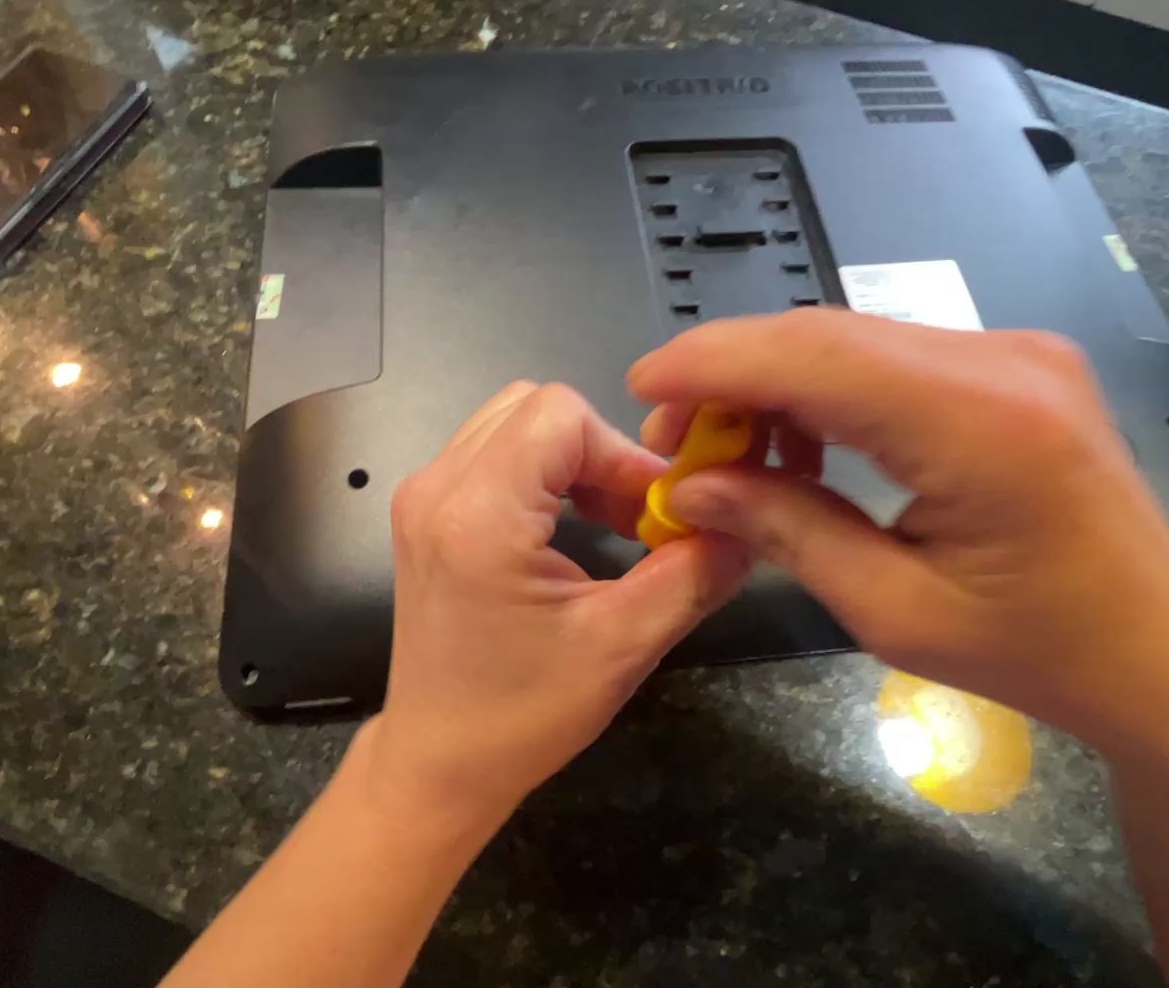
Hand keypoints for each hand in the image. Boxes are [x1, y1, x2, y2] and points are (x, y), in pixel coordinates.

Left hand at [362, 381, 751, 828]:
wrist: (439, 761)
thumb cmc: (523, 715)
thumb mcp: (623, 646)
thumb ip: (693, 574)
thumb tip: (746, 525)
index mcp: (479, 515)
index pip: (561, 415)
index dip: (622, 451)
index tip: (656, 509)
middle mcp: (437, 487)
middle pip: (537, 407)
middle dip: (600, 451)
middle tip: (637, 514)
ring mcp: (422, 494)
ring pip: (514, 421)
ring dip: (573, 458)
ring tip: (609, 520)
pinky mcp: (424, 509)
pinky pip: (493, 450)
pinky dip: (542, 470)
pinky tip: (568, 524)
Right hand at [629, 309, 1168, 762]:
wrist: (1162, 658)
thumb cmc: (1034, 654)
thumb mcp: (891, 611)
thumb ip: (785, 530)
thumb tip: (690, 486)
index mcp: (980, 424)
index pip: (812, 357)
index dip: (713, 361)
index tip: (642, 385)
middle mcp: (999, 360)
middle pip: (822, 335)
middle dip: (728, 374)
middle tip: (670, 436)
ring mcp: (1010, 352)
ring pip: (846, 341)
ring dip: (769, 383)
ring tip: (722, 448)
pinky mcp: (1007, 365)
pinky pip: (883, 358)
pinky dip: (819, 392)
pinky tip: (794, 444)